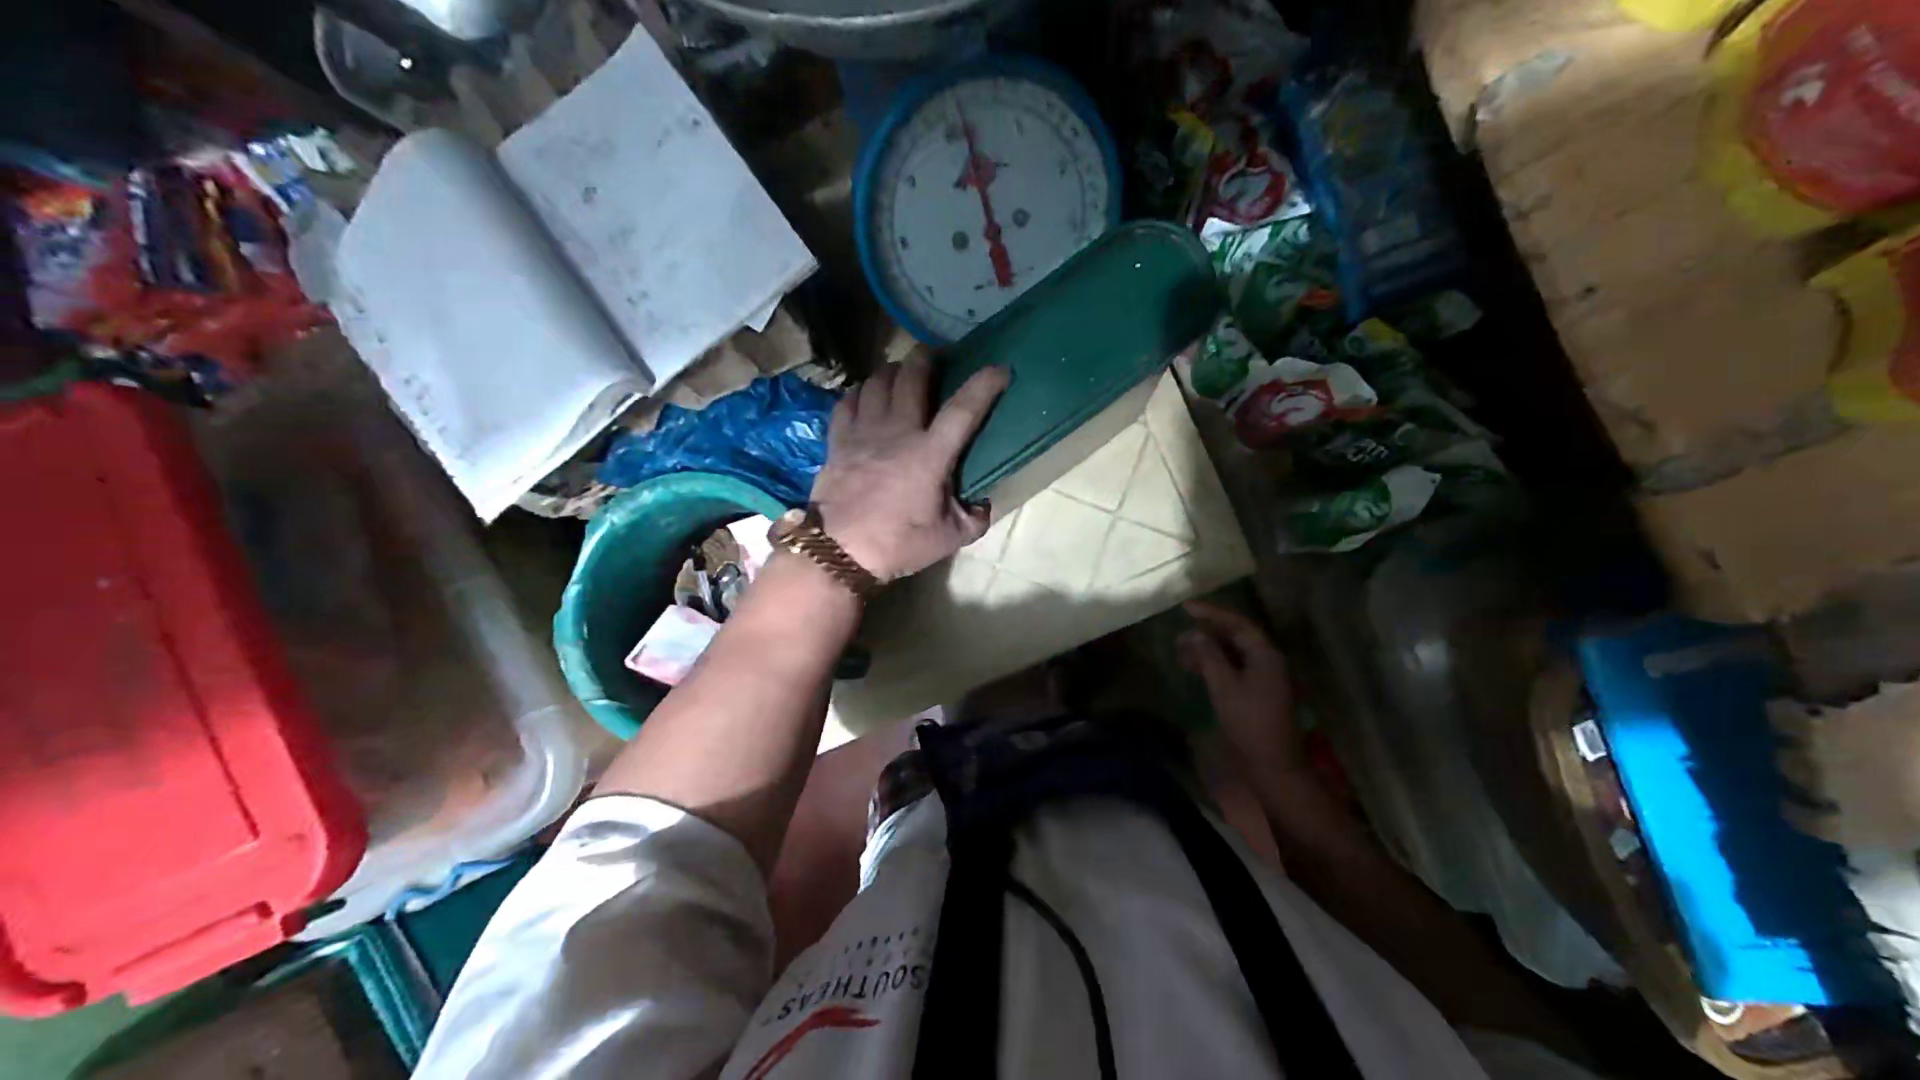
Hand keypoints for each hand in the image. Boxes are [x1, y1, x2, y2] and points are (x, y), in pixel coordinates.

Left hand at [810, 351, 1009, 581]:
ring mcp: (863, 432)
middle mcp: (897, 431)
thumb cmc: (898, 544)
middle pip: (911, 376)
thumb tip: (983, 504)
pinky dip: (859, 393)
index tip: (999, 369)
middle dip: (927, 357)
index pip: (963, 408)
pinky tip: (865, 398)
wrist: (838, 552)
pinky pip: (847, 402)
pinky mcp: (837, 441)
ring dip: (892, 371)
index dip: (984, 384)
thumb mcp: (949, 538)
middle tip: (936, 356)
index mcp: (931, 453)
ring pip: (876, 382)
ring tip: (900, 374)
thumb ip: (974, 518)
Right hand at [1179, 600, 1303, 784]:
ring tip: (1181, 653)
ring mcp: (1265, 678)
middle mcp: (1268, 661)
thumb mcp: (1224, 686)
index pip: (1237, 624)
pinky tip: (1196, 669)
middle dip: (1207, 633)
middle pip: (1236, 637)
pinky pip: (1234, 668)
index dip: (1211, 613)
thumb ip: (1209, 656)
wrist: (1273, 765)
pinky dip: (1214, 665)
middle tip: (1179, 635)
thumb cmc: (1249, 723)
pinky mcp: (1258, 693)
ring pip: (1233, 654)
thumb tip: (1195, 634)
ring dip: (1208, 650)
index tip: (1185, 607)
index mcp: (1266, 655)